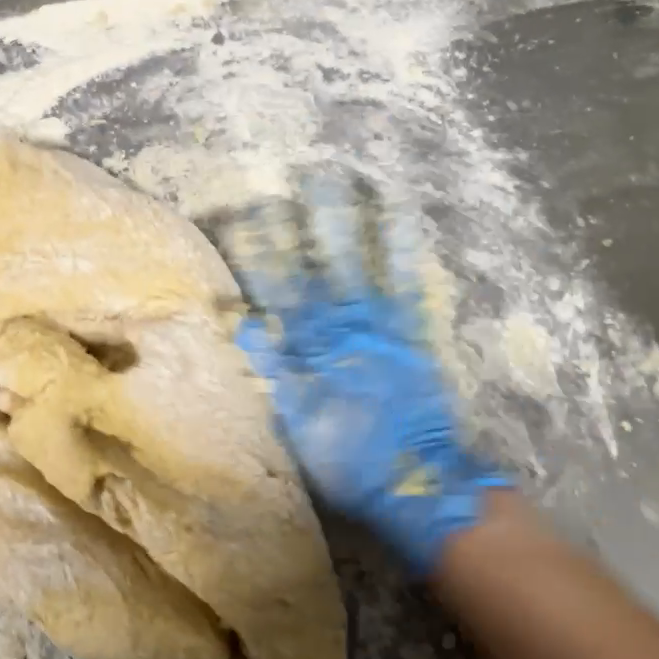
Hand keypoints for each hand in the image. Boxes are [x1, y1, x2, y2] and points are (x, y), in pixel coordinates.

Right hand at [224, 172, 508, 569]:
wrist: (418, 481)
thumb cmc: (347, 459)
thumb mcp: (294, 420)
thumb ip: (270, 366)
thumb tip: (243, 319)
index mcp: (309, 346)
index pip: (274, 287)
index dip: (256, 249)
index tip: (240, 213)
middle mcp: (343, 326)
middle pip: (316, 263)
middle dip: (302, 220)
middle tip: (291, 176)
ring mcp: (380, 326)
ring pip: (359, 263)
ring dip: (347, 221)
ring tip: (340, 179)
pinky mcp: (412, 334)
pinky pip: (406, 283)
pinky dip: (400, 250)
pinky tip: (397, 219)